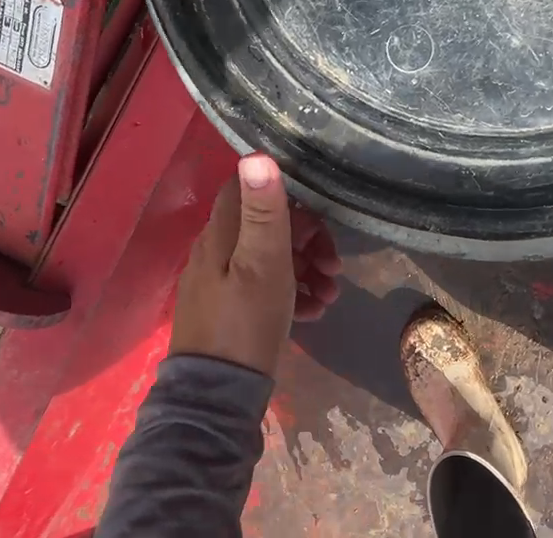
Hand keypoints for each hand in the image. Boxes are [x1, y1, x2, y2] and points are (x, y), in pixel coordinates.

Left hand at [169, 154, 343, 375]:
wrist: (217, 398)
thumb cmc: (245, 321)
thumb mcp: (263, 262)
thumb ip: (264, 211)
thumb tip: (256, 154)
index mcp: (221, 234)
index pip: (247, 189)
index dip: (284, 193)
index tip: (316, 213)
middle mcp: (217, 252)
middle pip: (267, 226)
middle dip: (308, 239)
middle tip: (335, 265)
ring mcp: (222, 283)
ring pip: (272, 259)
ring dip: (307, 269)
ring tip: (331, 295)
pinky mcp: (230, 311)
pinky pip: (267, 288)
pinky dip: (294, 293)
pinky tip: (315, 312)